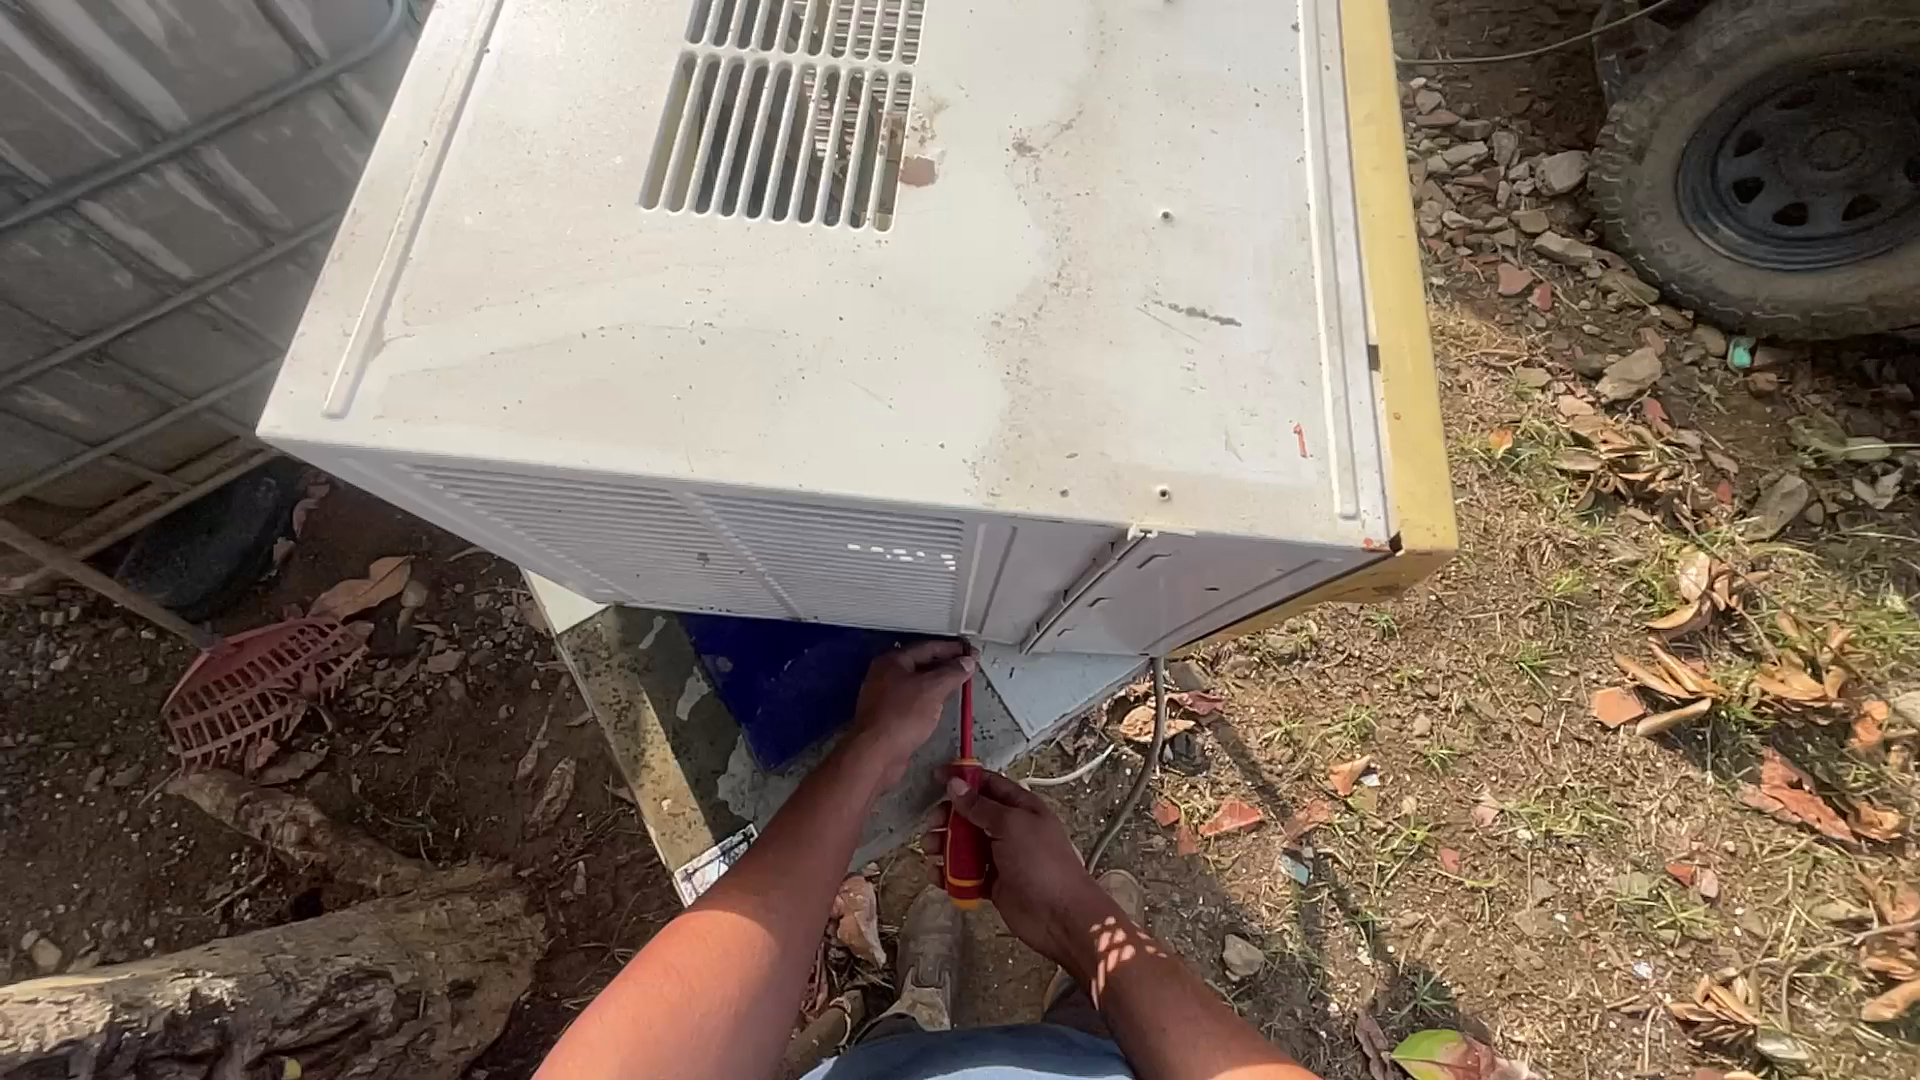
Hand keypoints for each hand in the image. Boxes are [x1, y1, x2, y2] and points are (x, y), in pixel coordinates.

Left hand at [847, 640, 976, 787]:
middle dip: (947, 665)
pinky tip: (942, 704)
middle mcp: (885, 674)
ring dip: (939, 682)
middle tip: (969, 667)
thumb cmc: (902, 715)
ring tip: (960, 684)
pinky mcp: (888, 716)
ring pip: (918, 683)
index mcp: (893, 661)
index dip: (952, 648)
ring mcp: (885, 696)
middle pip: (921, 663)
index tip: (972, 652)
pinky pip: (914, 700)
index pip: (928, 647)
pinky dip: (930, 698)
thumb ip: (952, 673)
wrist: (876, 754)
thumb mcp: (932, 689)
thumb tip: (967, 662)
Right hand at [942, 770, 1110, 969]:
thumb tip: (955, 784)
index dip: (962, 779)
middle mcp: (1009, 828)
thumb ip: (980, 806)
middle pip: (971, 814)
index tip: (935, 778)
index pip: (987, 784)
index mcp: (1020, 806)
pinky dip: (951, 874)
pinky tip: (937, 876)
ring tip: (930, 850)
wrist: (1060, 916)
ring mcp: (1001, 856)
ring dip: (945, 845)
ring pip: (965, 844)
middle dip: (949, 816)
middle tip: (932, 824)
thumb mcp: (1011, 825)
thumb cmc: (1040, 861)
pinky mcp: (993, 882)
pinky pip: (966, 873)